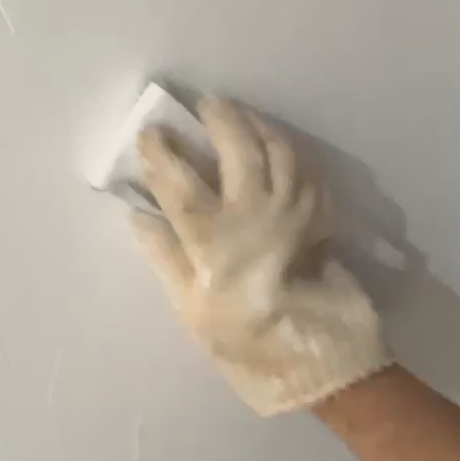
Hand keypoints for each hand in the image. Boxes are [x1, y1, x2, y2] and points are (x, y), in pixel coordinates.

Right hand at [131, 96, 389, 415]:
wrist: (318, 356)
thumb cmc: (245, 338)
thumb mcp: (190, 308)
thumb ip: (164, 255)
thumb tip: (139, 212)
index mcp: (216, 240)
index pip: (180, 182)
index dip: (161, 152)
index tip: (150, 131)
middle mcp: (256, 213)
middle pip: (238, 148)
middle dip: (219, 118)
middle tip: (205, 104)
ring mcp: (293, 208)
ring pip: (276, 147)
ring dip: (255, 123)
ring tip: (239, 113)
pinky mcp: (320, 212)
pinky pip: (304, 164)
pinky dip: (286, 146)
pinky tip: (274, 142)